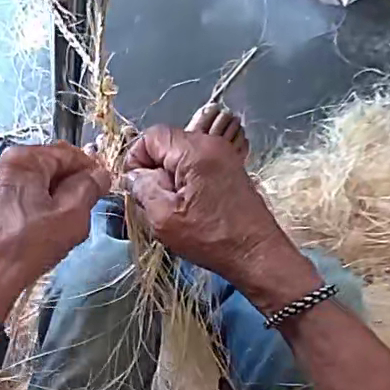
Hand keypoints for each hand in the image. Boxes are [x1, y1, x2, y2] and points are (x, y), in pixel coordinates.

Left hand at [0, 143, 111, 324]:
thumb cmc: (30, 243)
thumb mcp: (72, 213)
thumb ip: (90, 187)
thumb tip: (100, 174)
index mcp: (23, 159)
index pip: (67, 152)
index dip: (90, 167)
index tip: (104, 183)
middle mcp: (5, 165)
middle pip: (51, 166)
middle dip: (73, 183)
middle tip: (89, 204)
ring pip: (39, 183)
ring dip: (58, 196)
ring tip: (69, 219)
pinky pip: (26, 196)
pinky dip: (41, 205)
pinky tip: (50, 226)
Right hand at [121, 124, 319, 309]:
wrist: (255, 253)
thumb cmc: (210, 238)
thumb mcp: (163, 217)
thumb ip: (143, 188)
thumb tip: (133, 176)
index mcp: (195, 151)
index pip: (151, 136)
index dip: (135, 158)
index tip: (135, 185)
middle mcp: (211, 144)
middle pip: (166, 144)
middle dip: (151, 169)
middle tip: (151, 200)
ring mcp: (223, 155)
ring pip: (179, 156)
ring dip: (166, 177)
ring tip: (168, 206)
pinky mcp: (228, 169)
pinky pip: (194, 165)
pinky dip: (182, 181)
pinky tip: (185, 205)